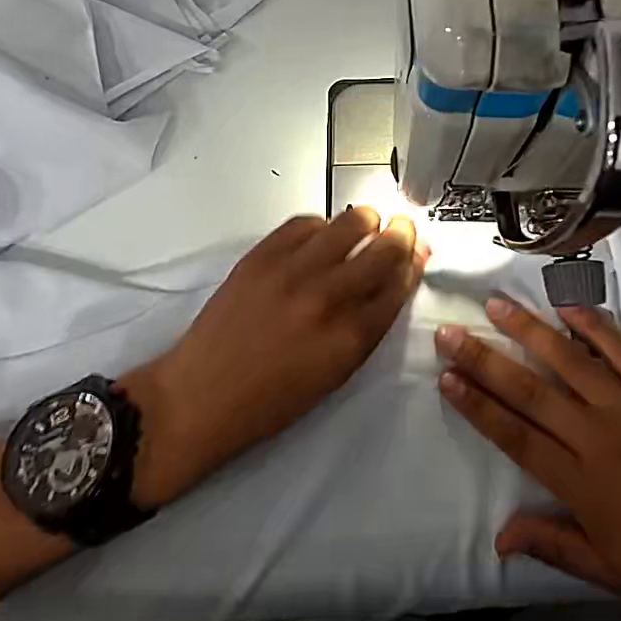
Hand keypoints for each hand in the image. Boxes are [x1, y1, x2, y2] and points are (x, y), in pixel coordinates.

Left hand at [120, 208, 427, 508]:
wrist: (202, 395)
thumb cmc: (273, 399)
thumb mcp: (336, 373)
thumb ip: (369, 326)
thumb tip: (394, 282)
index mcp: (351, 337)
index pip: (399, 284)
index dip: (414, 263)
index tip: (418, 251)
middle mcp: (328, 298)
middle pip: (384, 248)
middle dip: (401, 234)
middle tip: (400, 230)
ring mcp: (293, 271)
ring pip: (350, 223)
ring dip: (367, 221)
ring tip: (366, 226)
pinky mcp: (262, 255)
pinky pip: (306, 222)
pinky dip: (322, 225)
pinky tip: (322, 236)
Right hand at [434, 298, 620, 620]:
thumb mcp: (613, 572)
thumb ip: (554, 545)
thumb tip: (500, 539)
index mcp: (582, 483)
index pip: (516, 436)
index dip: (477, 405)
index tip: (446, 377)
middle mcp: (599, 436)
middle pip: (531, 391)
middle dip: (485, 360)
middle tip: (451, 331)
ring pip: (569, 361)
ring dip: (529, 330)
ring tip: (498, 304)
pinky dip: (594, 326)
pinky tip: (569, 305)